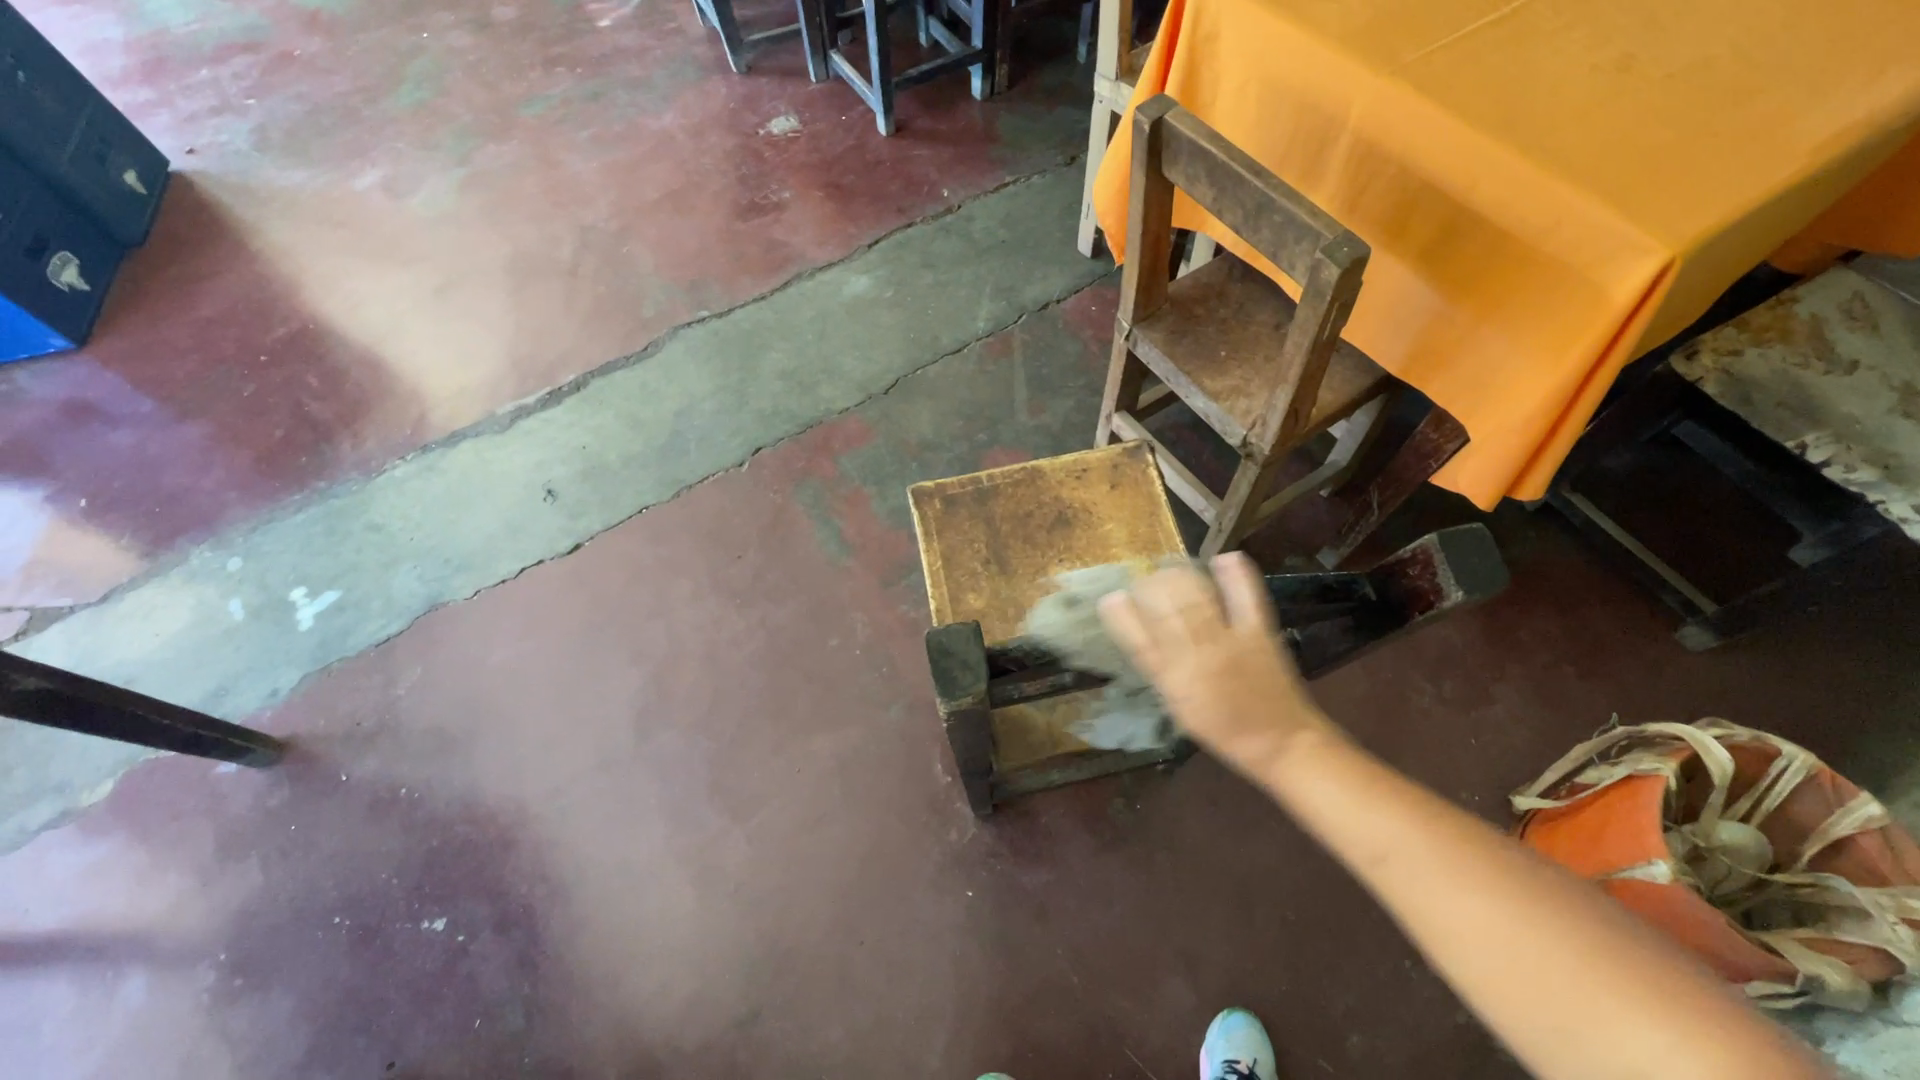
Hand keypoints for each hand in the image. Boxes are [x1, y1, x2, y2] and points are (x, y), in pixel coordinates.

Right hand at [1096, 552, 1337, 774]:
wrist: (1279, 740)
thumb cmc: (1221, 727)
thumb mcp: (1178, 704)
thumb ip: (1156, 666)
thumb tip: (1132, 625)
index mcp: (1173, 680)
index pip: (1137, 638)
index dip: (1121, 613)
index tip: (1113, 598)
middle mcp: (1196, 657)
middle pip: (1164, 609)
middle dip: (1149, 586)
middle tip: (1145, 580)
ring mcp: (1229, 642)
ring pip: (1195, 597)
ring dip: (1178, 576)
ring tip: (1171, 569)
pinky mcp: (1259, 632)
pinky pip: (1245, 596)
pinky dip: (1234, 574)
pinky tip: (1224, 559)